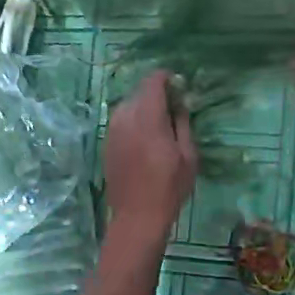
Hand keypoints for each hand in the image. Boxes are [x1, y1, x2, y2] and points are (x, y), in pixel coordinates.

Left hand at [104, 71, 196, 236]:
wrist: (137, 216)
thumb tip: (180, 103)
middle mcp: (125, 118)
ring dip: (144, 108)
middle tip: (174, 108)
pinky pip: (121, 121)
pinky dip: (134, 121)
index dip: (167, 78)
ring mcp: (112, 130)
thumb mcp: (188, 155)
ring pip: (128, 106)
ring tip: (161, 125)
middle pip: (139, 92)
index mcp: (147, 117)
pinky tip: (146, 140)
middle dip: (157, 94)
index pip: (153, 81)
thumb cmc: (169, 187)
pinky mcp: (106, 143)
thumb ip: (182, 123)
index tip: (180, 86)